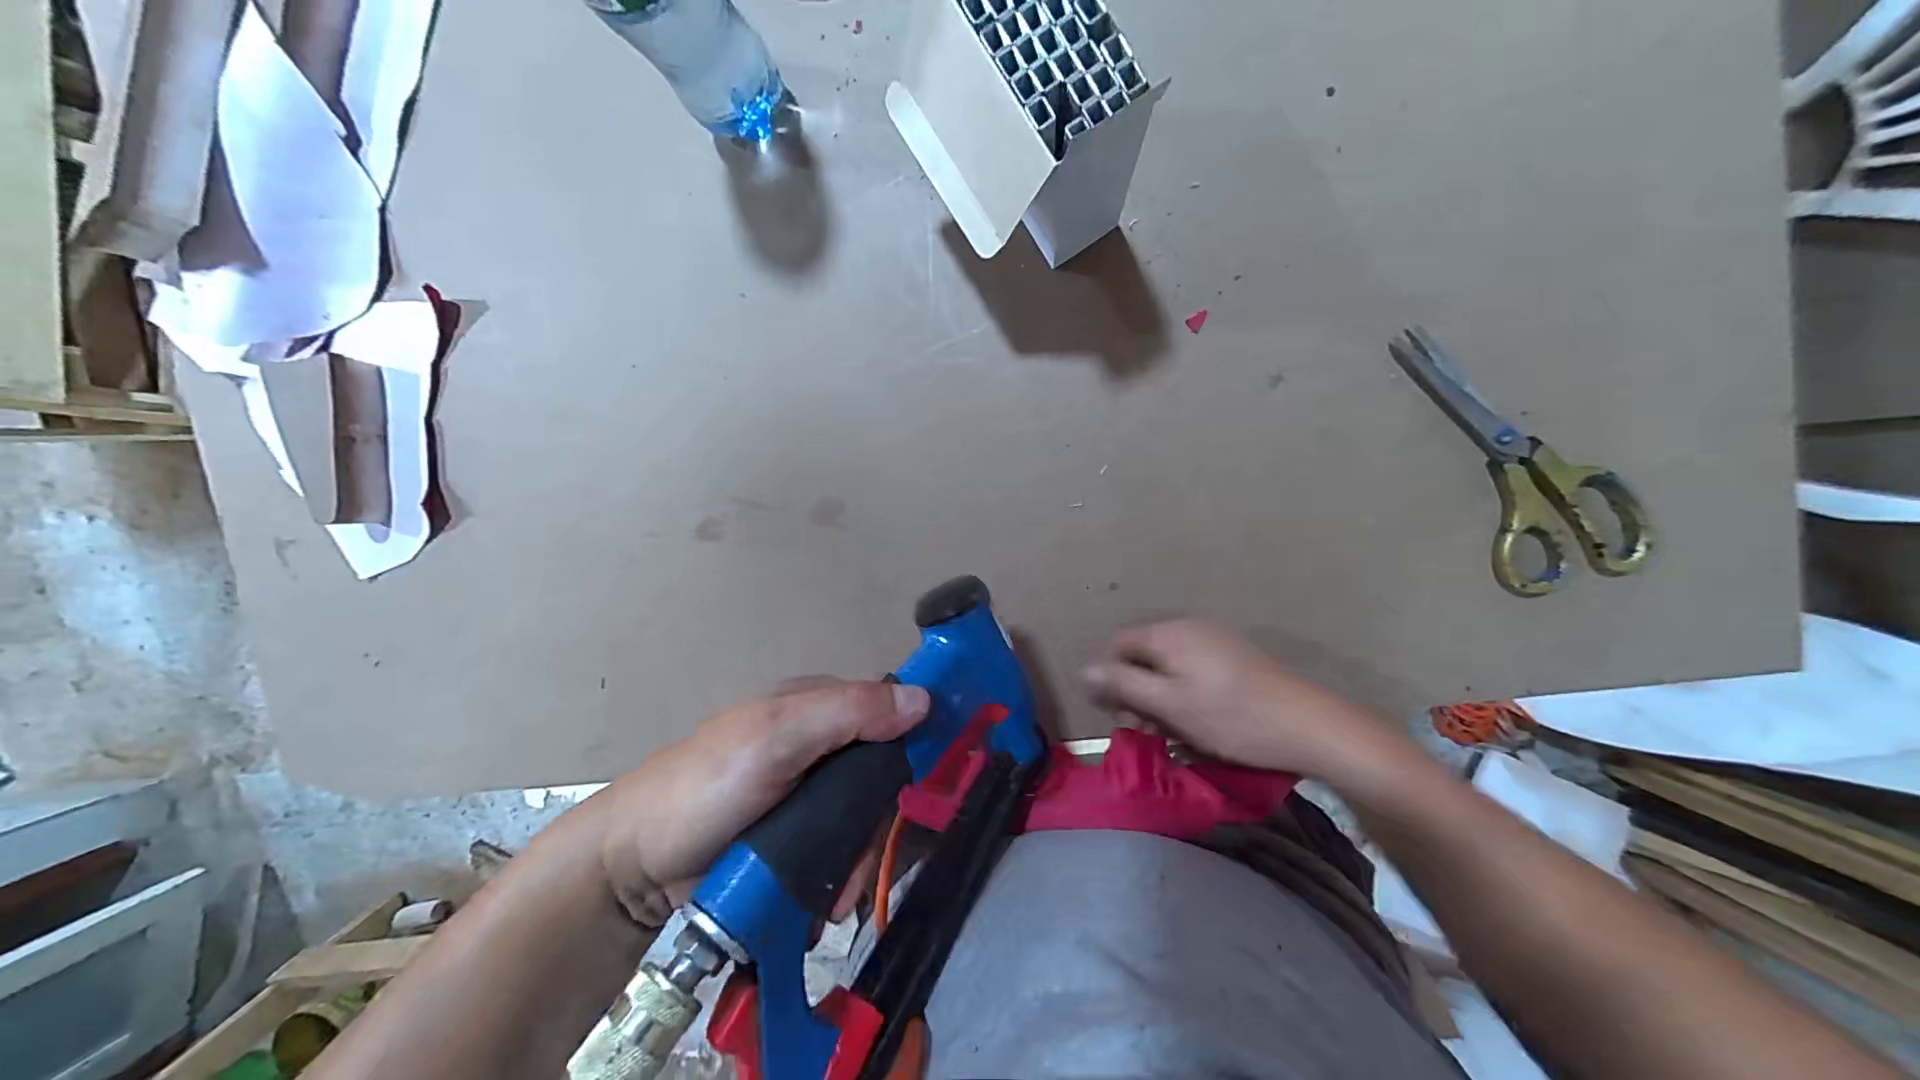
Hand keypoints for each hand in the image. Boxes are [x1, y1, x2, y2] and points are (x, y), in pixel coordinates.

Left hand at [588, 679, 929, 927]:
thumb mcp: (777, 736)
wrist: (636, 866)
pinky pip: (840, 855)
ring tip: (837, 898)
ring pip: (865, 822)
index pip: (889, 710)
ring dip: (860, 860)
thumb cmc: (709, 784)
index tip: (939, 780)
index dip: (918, 737)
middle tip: (866, 860)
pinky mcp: (797, 841)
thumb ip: (847, 712)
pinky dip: (840, 880)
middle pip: (883, 776)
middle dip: (882, 823)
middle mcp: (820, 746)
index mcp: (817, 707)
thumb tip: (924, 698)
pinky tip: (826, 905)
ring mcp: (808, 797)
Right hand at [1082, 619, 1399, 780]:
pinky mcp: (1236, 660)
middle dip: (1139, 694)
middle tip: (1153, 733)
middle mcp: (1190, 628)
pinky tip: (1203, 725)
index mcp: (1169, 633)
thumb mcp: (1169, 705)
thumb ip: (1122, 685)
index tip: (1126, 718)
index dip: (1112, 681)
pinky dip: (1188, 698)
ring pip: (1168, 669)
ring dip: (1163, 701)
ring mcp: (1216, 642)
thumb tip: (1084, 670)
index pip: (1117, 646)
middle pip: (1143, 657)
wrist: (1311, 727)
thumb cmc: (1232, 718)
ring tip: (1180, 735)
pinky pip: (1194, 674)